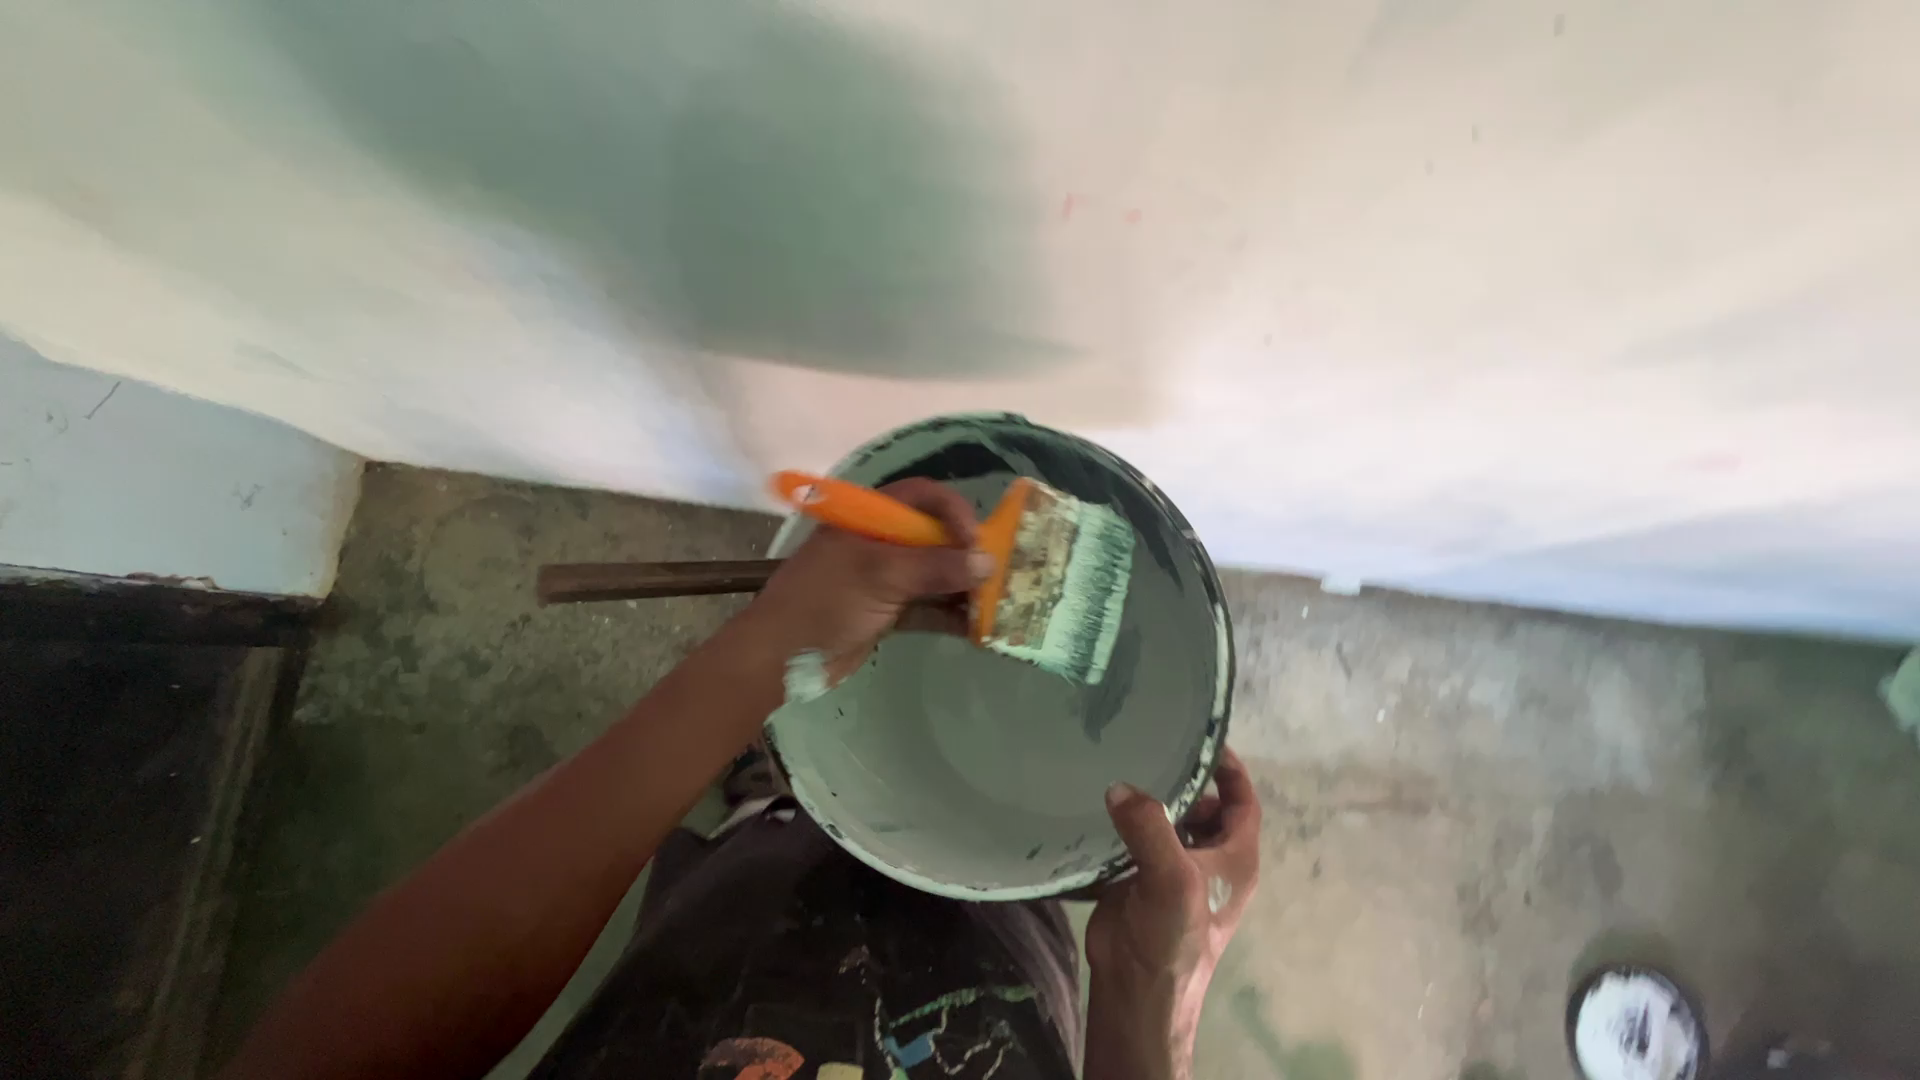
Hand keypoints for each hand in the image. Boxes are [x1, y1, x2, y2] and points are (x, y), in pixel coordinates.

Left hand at [745, 477, 989, 682]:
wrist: (781, 656)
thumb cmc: (826, 600)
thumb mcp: (881, 575)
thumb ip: (936, 568)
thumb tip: (987, 563)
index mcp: (871, 518)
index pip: (923, 497)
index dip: (954, 512)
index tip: (977, 541)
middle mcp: (880, 542)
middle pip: (934, 537)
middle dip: (967, 554)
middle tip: (998, 574)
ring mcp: (884, 578)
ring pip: (934, 574)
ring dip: (963, 587)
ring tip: (995, 603)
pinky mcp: (887, 611)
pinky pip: (927, 606)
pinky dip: (949, 614)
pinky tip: (975, 627)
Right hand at [1084, 749, 1260, 1077]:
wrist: (1136, 990)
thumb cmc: (1171, 938)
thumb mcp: (1172, 878)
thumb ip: (1150, 828)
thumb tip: (1120, 787)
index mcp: (1235, 859)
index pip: (1243, 801)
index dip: (1230, 769)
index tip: (1204, 738)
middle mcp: (1209, 861)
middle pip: (1204, 806)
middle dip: (1183, 779)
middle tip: (1150, 745)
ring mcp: (1175, 870)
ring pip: (1169, 820)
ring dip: (1152, 798)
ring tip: (1121, 764)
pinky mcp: (1141, 878)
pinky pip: (1138, 837)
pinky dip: (1126, 818)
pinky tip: (1101, 800)